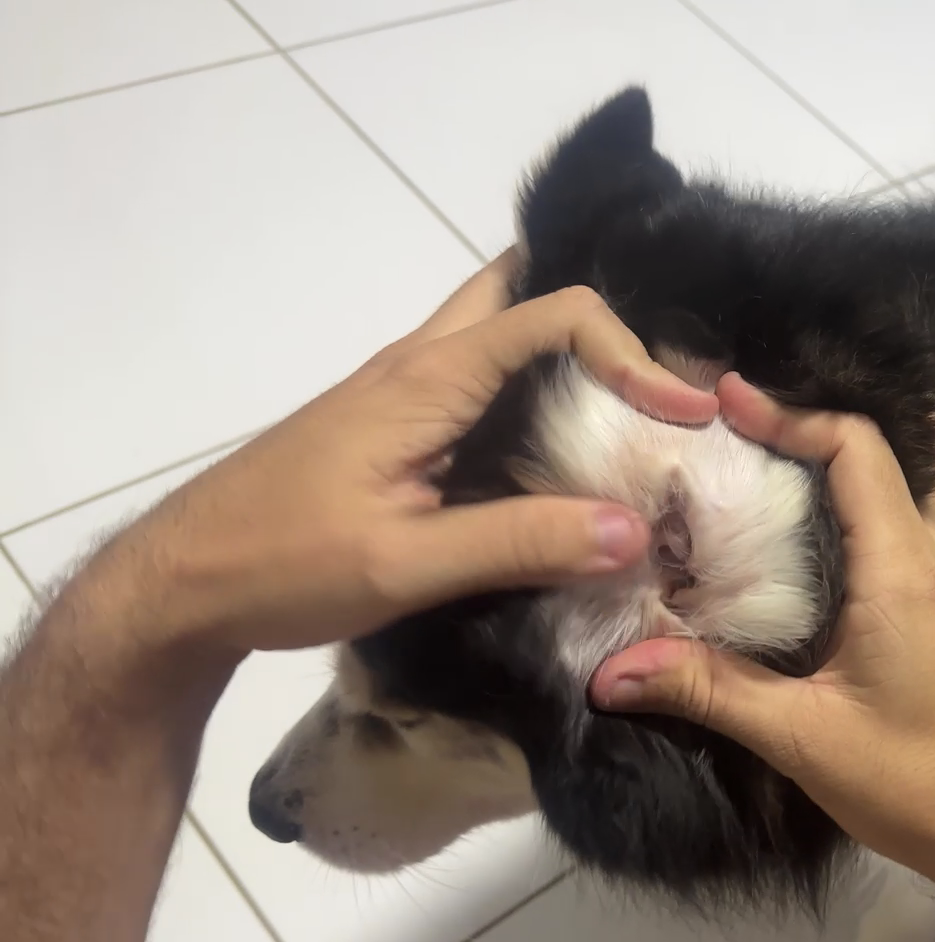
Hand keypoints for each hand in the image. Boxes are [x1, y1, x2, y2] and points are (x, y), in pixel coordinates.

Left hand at [95, 252, 717, 661]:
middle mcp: (428, 365)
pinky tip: (589, 437)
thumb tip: (638, 530)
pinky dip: (556, 389)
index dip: (633, 355)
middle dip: (605, 313)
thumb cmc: (278, 565)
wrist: (178, 589)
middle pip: (525, 290)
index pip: (554, 317)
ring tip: (650, 395)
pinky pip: (501, 381)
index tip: (687, 413)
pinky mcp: (418, 428)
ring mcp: (421, 394)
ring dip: (582, 347)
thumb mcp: (403, 563)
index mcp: (430, 378)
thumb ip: (521, 542)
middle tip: (670, 365)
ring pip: (511, 329)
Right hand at [590, 376, 934, 889]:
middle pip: (911, 449)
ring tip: (852, 441)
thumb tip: (608, 672)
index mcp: (902, 573)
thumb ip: (709, 691)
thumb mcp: (801, 739)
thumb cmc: (908, 784)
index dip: (796, 415)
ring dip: (918, 443)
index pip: (858, 452)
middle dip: (841, 420)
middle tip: (774, 422)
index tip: (734, 404)